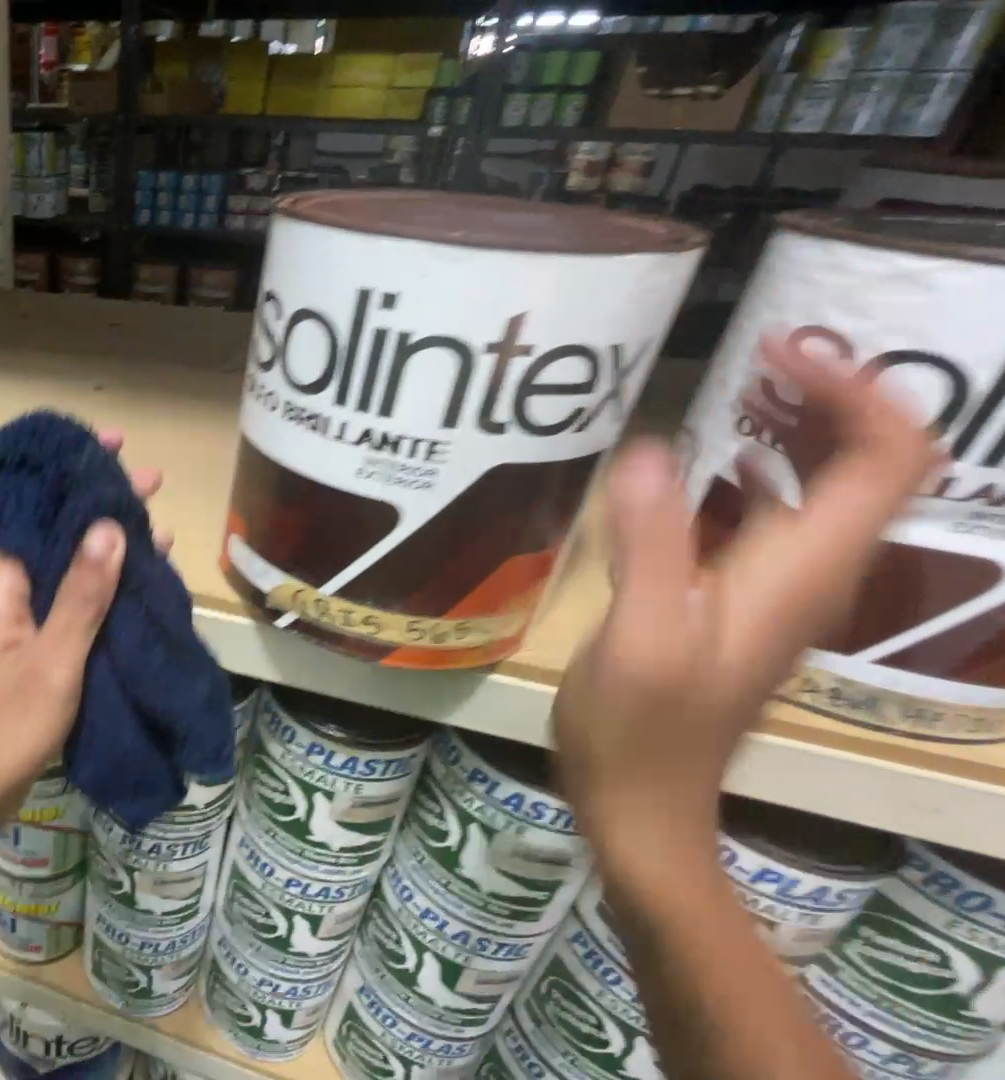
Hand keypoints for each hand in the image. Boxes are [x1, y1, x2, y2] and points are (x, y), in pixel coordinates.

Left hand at [0, 434, 162, 840]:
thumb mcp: (53, 660)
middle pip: (52, 529)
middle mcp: (4, 589)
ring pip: (64, 564)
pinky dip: (101, 584)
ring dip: (105, 543)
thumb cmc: (4, 729)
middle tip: (152, 481)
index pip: (35, 506)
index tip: (113, 446)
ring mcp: (15, 618)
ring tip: (157, 520)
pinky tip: (136, 578)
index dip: (72, 473)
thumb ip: (82, 593)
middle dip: (98, 503)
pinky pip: (68, 598)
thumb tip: (109, 523)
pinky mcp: (28, 644)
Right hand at [553, 337, 939, 862]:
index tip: (780, 350)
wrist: (643, 798)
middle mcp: (812, 572)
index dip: (855, 391)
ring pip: (830, 487)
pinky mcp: (746, 599)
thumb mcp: (637, 634)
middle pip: (873, 464)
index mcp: (800, 572)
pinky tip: (704, 465)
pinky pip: (782, 517)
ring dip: (798, 428)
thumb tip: (648, 448)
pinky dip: (758, 472)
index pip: (886, 458)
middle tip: (756, 354)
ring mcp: (782, 588)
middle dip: (832, 396)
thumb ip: (650, 543)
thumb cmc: (637, 724)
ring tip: (732, 390)